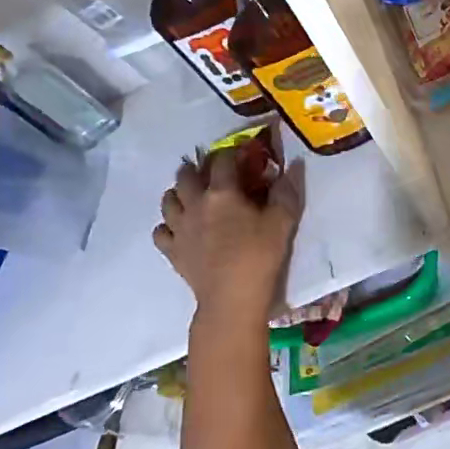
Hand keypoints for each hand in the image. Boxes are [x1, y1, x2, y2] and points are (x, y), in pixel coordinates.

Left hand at [154, 150, 305, 330]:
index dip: (232, 152)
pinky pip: (161, 230)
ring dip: (179, 193)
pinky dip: (168, 225)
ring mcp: (178, 227)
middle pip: (186, 175)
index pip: (222, 160)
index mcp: (222, 192)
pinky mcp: (171, 249)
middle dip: (198, 168)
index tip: (242, 154)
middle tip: (212, 173)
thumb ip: (285, 191)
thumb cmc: (260, 254)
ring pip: (168, 200)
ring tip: (192, 196)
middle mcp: (194, 203)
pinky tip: (181, 229)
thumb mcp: (283, 220)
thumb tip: (288, 167)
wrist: (232, 296)